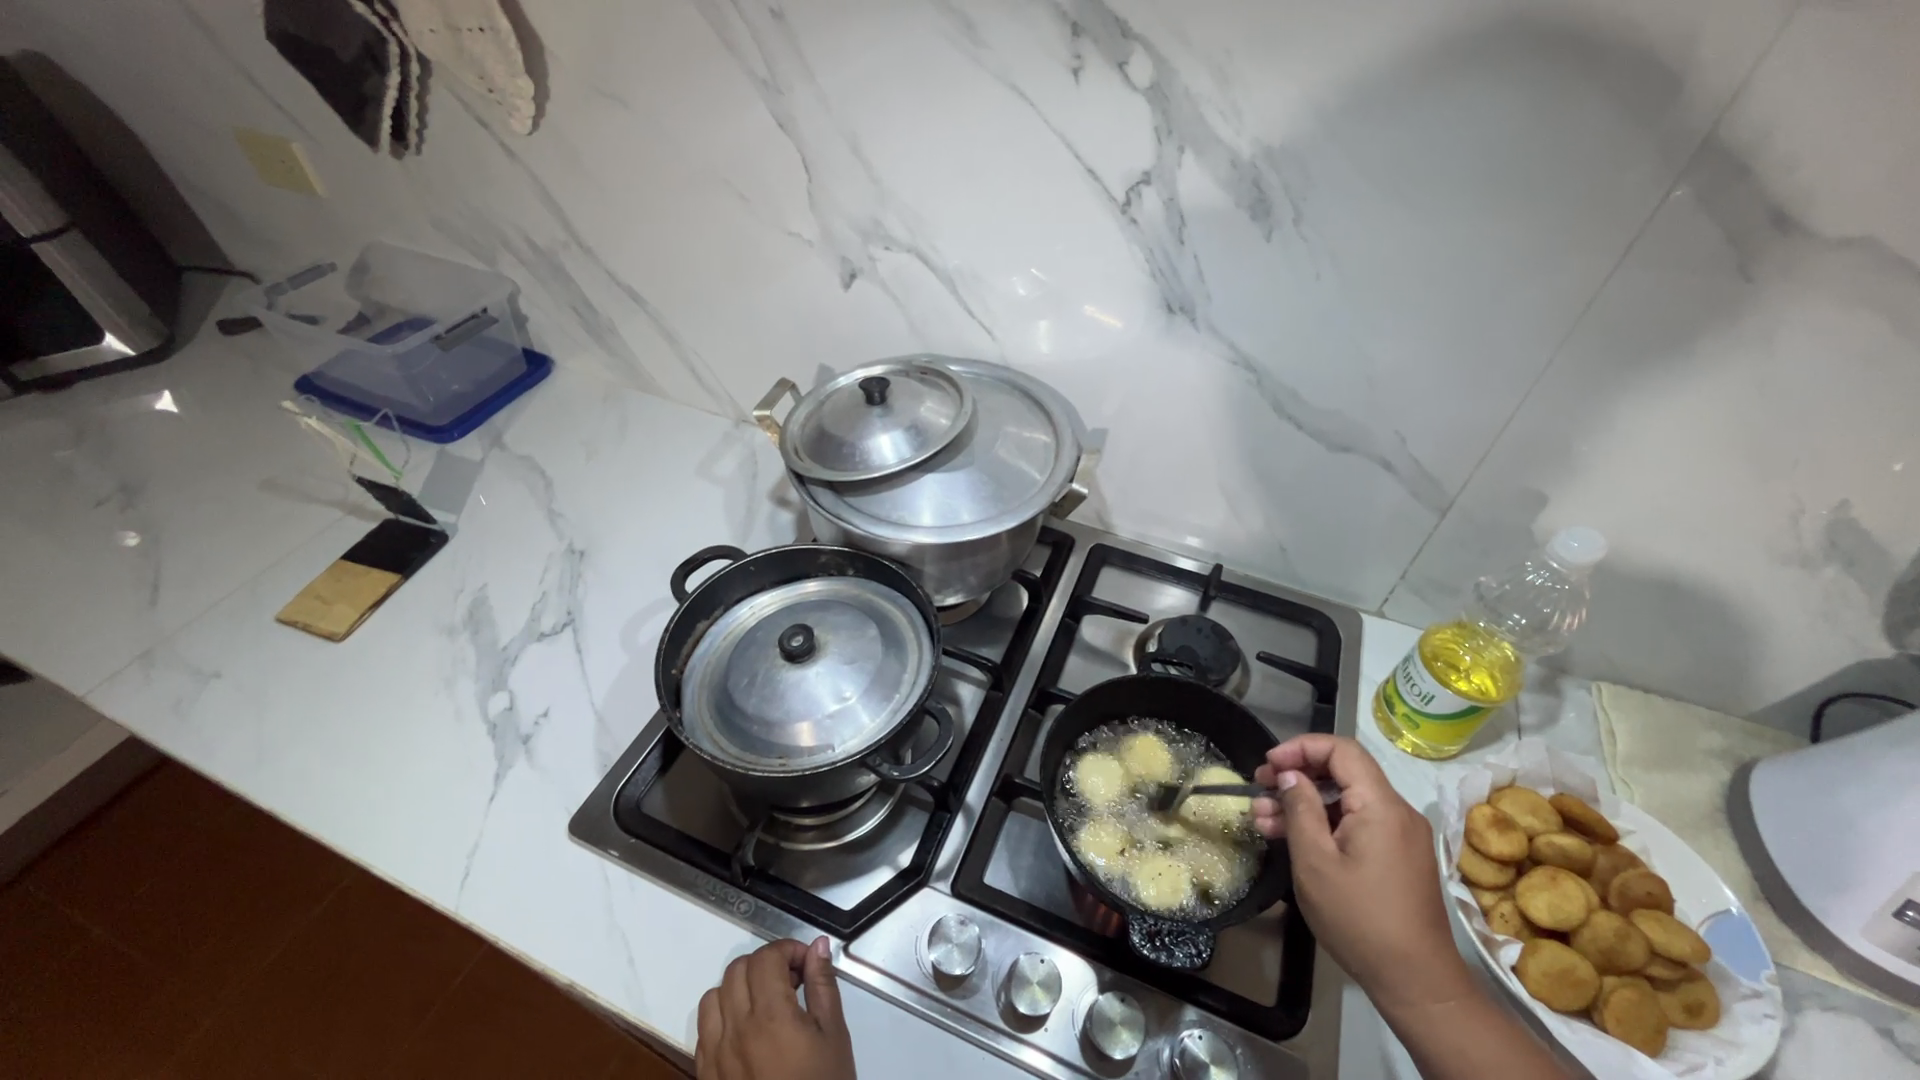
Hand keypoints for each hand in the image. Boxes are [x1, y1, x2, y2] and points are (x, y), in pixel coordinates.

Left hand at [697, 937, 855, 1079]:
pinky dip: (721, 1015)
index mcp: (771, 1016)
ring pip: (714, 995)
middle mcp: (736, 1029)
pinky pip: (703, 1028)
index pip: (766, 958)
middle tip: (792, 980)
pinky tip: (745, 1028)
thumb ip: (823, 985)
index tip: (806, 963)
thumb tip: (818, 946)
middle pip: (738, 970)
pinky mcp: (705, 1073)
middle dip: (766, 964)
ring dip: (739, 987)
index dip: (787, 949)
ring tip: (766, 1002)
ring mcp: (715, 1053)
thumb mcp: (834, 1035)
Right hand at [1252, 735, 1472, 1012]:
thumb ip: (1300, 808)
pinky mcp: (1398, 856)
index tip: (1268, 764)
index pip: (1341, 750)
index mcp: (1381, 805)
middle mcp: (1397, 811)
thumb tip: (1290, 774)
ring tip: (1263, 819)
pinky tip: (1292, 838)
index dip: (1300, 747)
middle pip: (1344, 772)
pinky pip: (1357, 823)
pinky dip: (1324, 823)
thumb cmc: (1359, 918)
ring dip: (1305, 803)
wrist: (1416, 979)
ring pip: (1347, 800)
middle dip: (1297, 774)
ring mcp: (1401, 834)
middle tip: (1259, 788)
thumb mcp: (1315, 861)